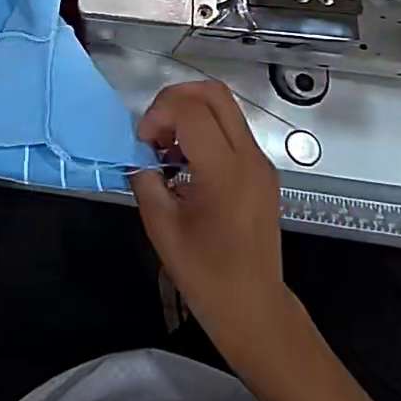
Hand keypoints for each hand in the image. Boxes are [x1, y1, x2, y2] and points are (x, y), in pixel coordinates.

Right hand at [131, 81, 292, 354]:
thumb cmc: (206, 274)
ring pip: (225, 107)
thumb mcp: (161, 226)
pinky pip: (232, 129)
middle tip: (154, 130)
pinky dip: (204, 130)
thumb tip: (138, 154)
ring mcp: (260, 162)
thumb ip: (145, 179)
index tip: (143, 142)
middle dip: (175, 99)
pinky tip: (185, 162)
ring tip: (167, 149)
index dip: (159, 113)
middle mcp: (250, 158)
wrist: (253, 307)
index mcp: (226, 172)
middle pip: (214, 93)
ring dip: (189, 114)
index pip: (192, 109)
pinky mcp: (262, 170)